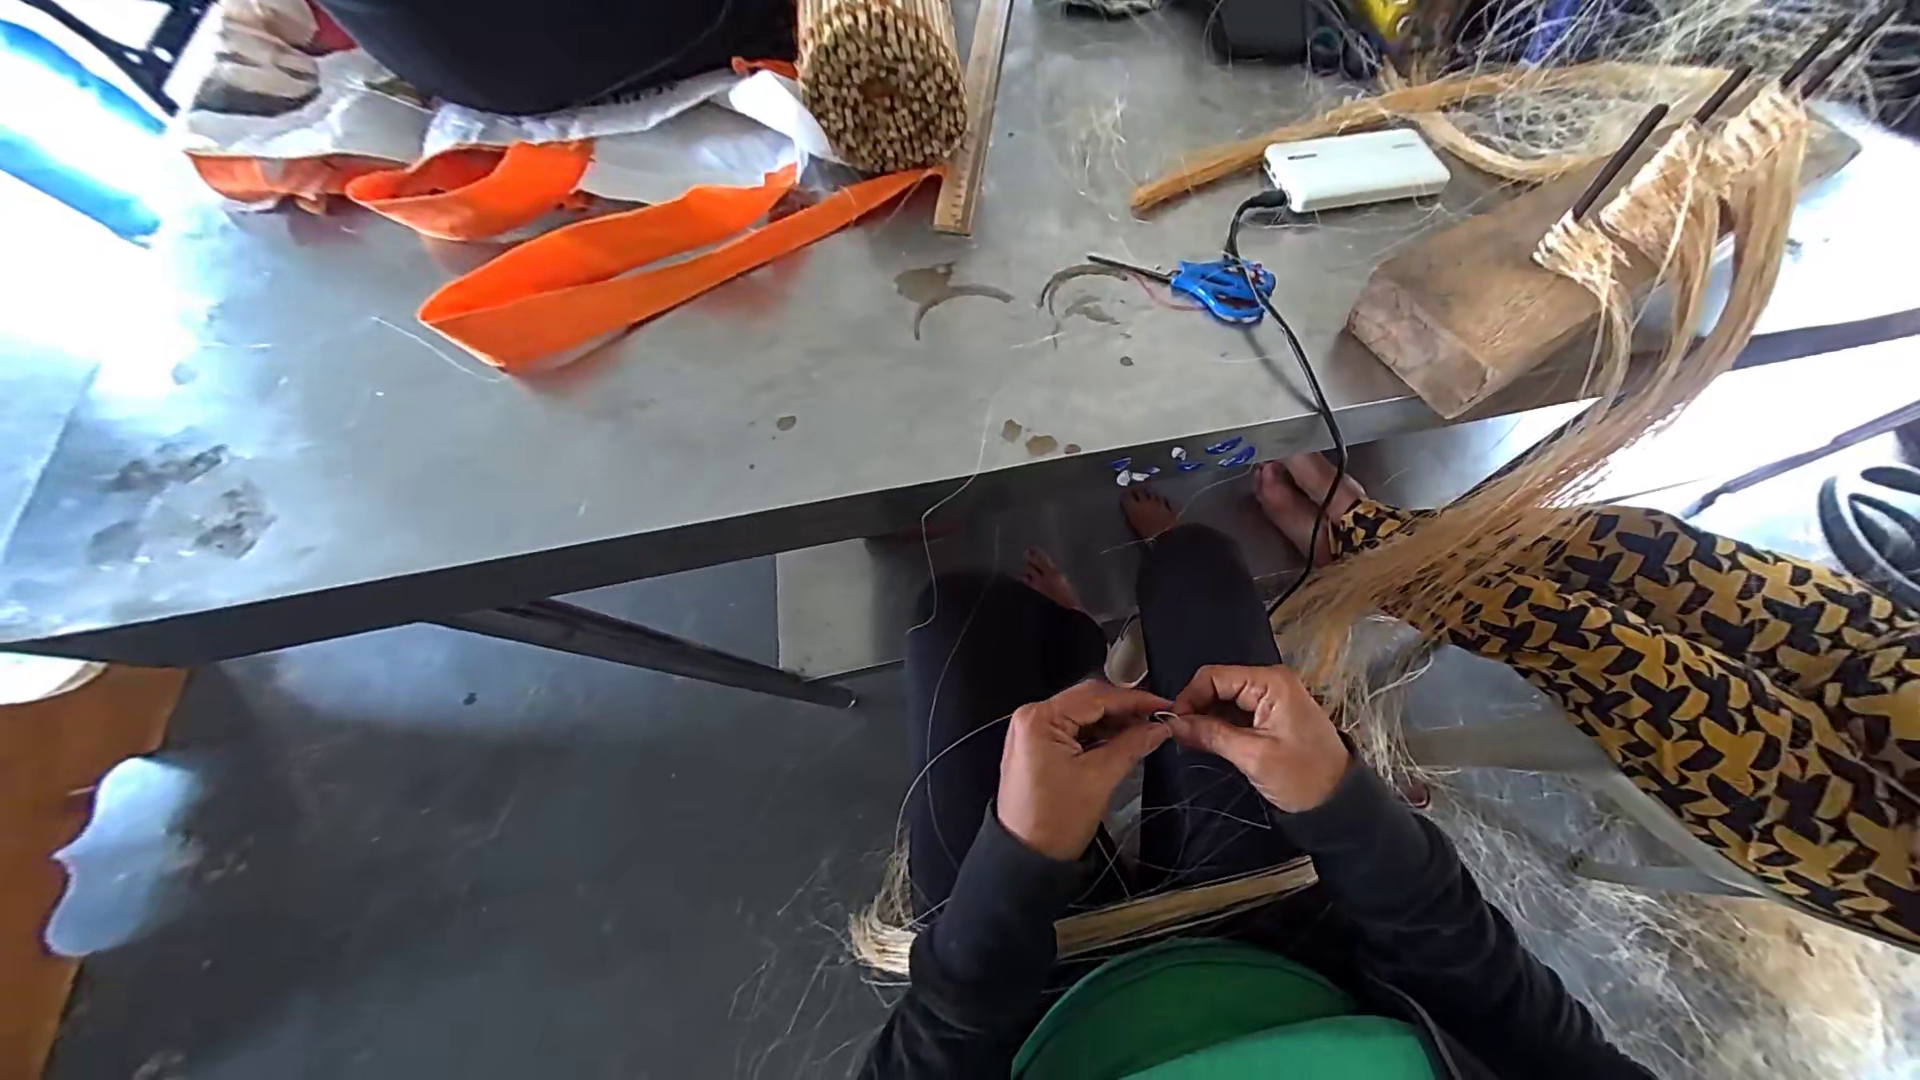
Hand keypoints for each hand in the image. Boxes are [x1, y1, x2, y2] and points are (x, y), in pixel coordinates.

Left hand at [997, 681, 1171, 860]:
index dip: (1133, 699)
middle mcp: (1031, 716)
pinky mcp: (1036, 744)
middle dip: (1123, 708)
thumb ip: (1131, 744)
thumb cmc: (1056, 821)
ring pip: (1081, 714)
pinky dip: (1097, 733)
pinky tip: (1121, 739)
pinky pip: (1072, 729)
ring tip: (1145, 729)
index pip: (1094, 696)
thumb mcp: (1099, 778)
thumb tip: (1158, 726)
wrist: (1026, 858)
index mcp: (1039, 718)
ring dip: (1112, 721)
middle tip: (1157, 717)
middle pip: (1086, 700)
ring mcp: (1032, 730)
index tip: (1162, 704)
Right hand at [1166, 665, 1349, 811]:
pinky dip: (1217, 726)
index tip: (1175, 723)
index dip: (1189, 697)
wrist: (1343, 807)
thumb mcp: (1253, 756)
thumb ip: (1210, 734)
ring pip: (1222, 699)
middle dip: (1196, 708)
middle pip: (1216, 685)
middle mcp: (1269, 682)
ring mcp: (1270, 698)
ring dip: (1205, 719)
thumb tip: (1172, 723)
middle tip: (1180, 736)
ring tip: (1191, 741)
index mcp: (1270, 682)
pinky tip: (1207, 741)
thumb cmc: (1304, 777)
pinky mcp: (1269, 715)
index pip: (1214, 676)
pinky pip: (1233, 712)